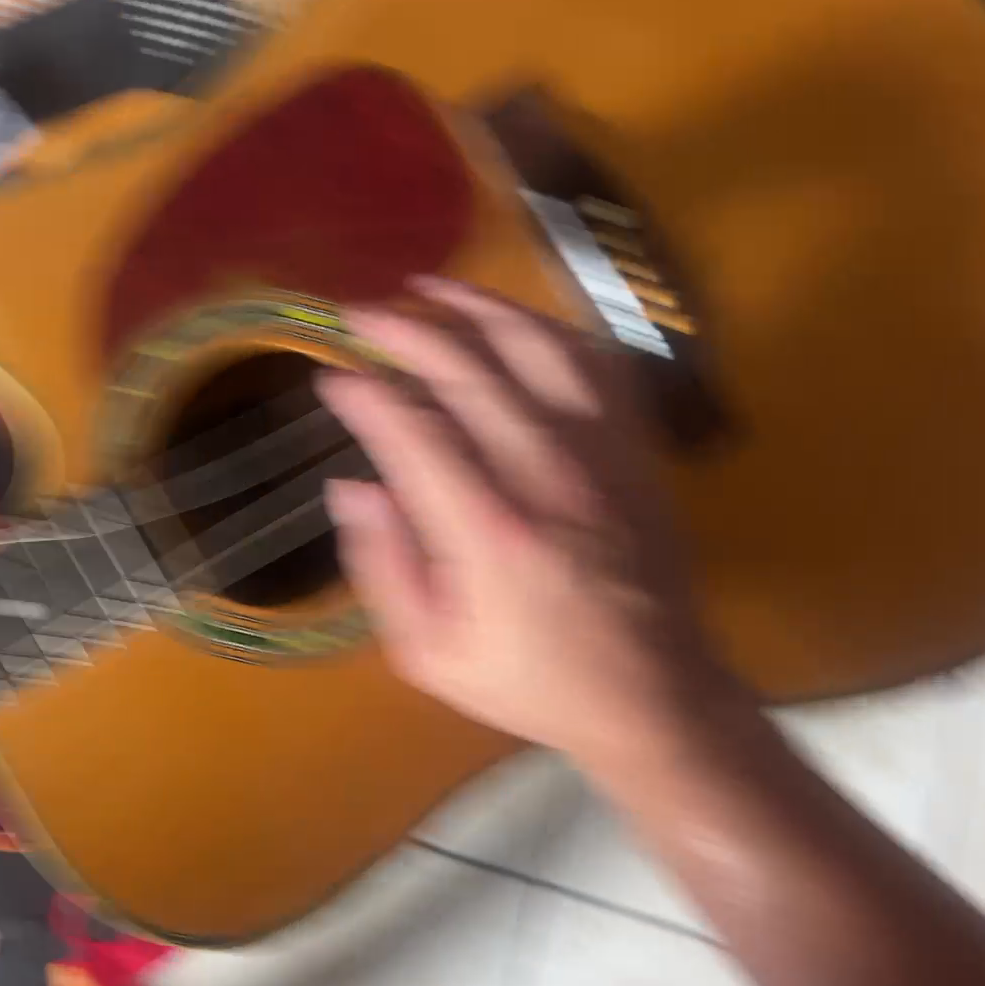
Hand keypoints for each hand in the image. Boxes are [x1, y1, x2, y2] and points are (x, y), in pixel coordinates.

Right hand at [319, 277, 747, 765]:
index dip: (365, 394)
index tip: (331, 377)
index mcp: (486, 530)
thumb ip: (383, 566)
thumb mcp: (427, 651)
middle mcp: (545, 474)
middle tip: (360, 314)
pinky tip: (516, 321)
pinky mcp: (635, 450)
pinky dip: (549, 328)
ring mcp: (600, 454)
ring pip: (538, 346)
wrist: (654, 697)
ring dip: (478, 307)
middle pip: (470, 370)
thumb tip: (352, 487)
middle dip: (406, 330)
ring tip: (430, 288)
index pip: (413, 431)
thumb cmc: (528, 679)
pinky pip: (596, 363)